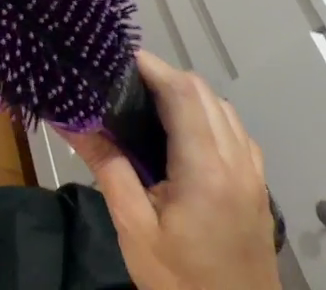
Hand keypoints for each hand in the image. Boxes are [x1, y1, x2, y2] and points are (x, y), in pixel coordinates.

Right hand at [65, 52, 278, 289]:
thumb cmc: (179, 277)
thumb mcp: (133, 225)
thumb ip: (107, 165)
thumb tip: (68, 118)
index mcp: (206, 171)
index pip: (185, 96)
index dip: (152, 68)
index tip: (114, 57)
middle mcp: (238, 165)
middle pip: (208, 96)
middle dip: (165, 76)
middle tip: (121, 78)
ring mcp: (254, 178)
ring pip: (226, 112)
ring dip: (189, 95)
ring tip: (145, 99)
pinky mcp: (257, 190)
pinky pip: (236, 134)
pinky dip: (208, 117)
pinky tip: (179, 132)